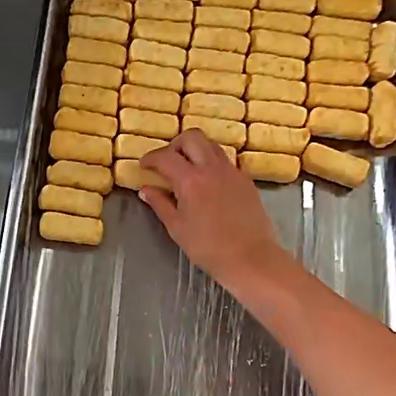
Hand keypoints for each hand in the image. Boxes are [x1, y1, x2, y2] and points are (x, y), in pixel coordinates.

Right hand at [139, 130, 290, 287]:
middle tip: (167, 162)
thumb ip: (160, 204)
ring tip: (188, 170)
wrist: (250, 257)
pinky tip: (209, 183)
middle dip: (175, 145)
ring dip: (196, 150)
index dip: (151, 158)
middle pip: (192, 137)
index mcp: (191, 180)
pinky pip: (226, 161)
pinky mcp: (246, 180)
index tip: (144, 165)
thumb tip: (146, 189)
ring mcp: (232, 172)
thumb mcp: (177, 227)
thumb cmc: (208, 247)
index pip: (166, 156)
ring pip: (211, 145)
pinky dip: (213, 164)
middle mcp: (212, 168)